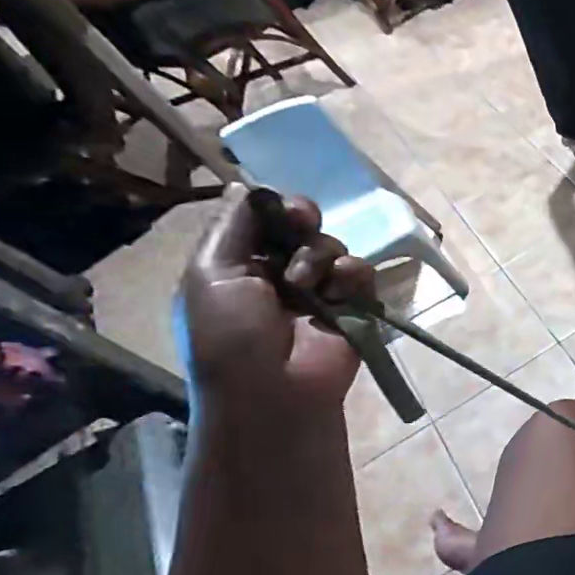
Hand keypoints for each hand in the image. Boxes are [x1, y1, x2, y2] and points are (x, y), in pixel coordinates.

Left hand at [179, 186, 374, 410]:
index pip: (266, 219)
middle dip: (304, 225)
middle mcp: (281, 273)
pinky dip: (354, 275)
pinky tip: (340, 291)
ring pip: (334, 248)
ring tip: (309, 287)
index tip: (288, 209)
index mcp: (240, 263)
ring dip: (321, 258)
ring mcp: (322, 291)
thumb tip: (246, 185)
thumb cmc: (230, 333)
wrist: (274, 389)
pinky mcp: (356, 308)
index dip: (279, 208)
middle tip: (303, 226)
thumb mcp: (212, 273)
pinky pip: (363, 274)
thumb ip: (232, 226)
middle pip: (304, 227)